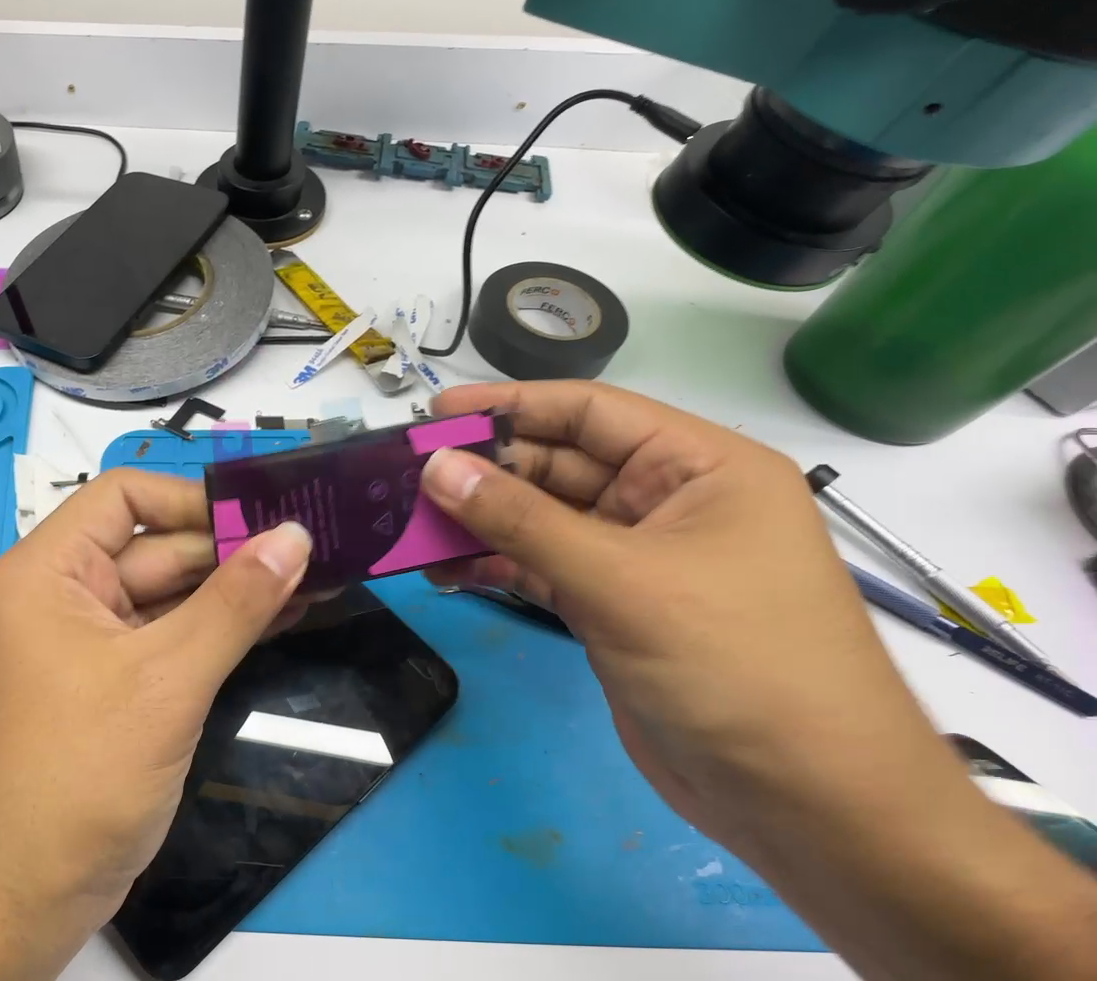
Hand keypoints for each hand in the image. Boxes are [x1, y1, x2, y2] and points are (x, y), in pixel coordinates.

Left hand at [0, 469, 310, 955]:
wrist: (29, 892)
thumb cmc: (81, 771)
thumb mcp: (166, 680)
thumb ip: (235, 604)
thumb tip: (296, 536)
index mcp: (49, 571)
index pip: (123, 498)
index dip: (193, 496)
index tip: (264, 510)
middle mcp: (66, 594)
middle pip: (156, 546)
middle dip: (232, 547)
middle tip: (315, 543)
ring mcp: (93, 641)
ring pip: (173, 594)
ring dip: (238, 588)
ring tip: (318, 574)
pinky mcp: (119, 683)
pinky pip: (175, 635)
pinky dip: (223, 627)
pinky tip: (284, 614)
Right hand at [412, 381, 1096, 980]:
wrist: (809, 806)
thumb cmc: (737, 665)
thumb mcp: (622, 580)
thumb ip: (521, 519)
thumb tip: (435, 466)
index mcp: (700, 468)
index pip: (590, 413)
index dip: (510, 406)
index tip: (435, 409)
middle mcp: (668, 503)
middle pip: (557, 465)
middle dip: (484, 470)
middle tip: (403, 474)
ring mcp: (637, 559)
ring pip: (540, 519)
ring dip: (479, 522)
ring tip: (410, 526)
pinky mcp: (612, 609)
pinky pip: (540, 567)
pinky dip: (493, 565)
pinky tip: (443, 570)